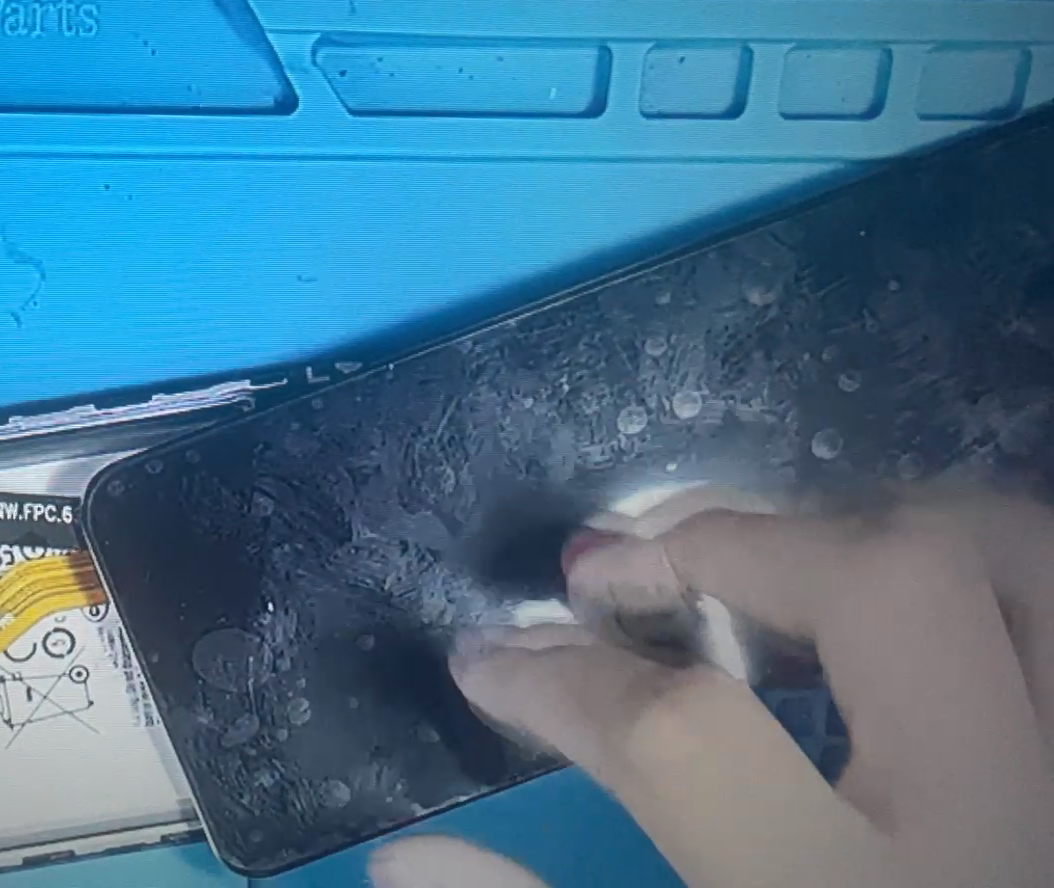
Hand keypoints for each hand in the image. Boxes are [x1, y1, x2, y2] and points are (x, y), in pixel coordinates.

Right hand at [369, 487, 1053, 887]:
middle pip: (879, 588)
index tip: (487, 657)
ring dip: (847, 533)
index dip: (554, 677)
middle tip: (618, 573)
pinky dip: (951, 573)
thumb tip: (396, 862)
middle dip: (715, 548)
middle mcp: (1016, 832)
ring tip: (741, 563)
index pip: (677, 734)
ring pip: (1009, 557)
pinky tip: (862, 613)